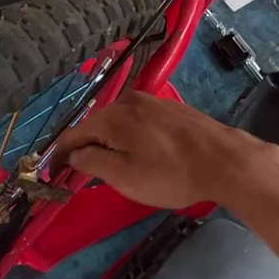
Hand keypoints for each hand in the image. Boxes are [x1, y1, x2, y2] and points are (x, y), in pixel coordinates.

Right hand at [52, 91, 278, 209]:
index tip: (52, 170)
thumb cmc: (171, 173)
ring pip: (118, 122)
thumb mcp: (125, 177)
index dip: (61, 153)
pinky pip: (138, 121)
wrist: (225, 160)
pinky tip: (141, 152)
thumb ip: (93, 164)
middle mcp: (126, 101)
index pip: (74, 134)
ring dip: (110, 142)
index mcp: (111, 116)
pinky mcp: (169, 107)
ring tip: (112, 164)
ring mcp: (150, 101)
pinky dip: (131, 136)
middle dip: (87, 147)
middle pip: (96, 125)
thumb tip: (73, 155)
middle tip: (83, 172)